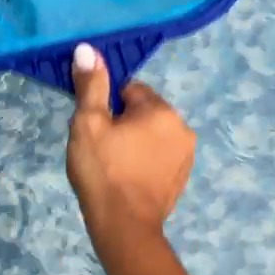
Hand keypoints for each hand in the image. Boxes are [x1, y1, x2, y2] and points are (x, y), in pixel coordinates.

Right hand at [65, 43, 195, 239]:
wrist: (124, 225)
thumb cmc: (102, 170)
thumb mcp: (88, 123)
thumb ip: (91, 85)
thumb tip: (88, 49)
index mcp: (161, 110)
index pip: (129, 89)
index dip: (106, 105)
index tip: (92, 126)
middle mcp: (182, 127)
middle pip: (142, 111)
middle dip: (121, 122)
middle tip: (97, 145)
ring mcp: (186, 155)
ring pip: (151, 134)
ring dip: (133, 141)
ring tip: (109, 163)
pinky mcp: (181, 177)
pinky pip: (158, 156)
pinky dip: (142, 160)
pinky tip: (124, 176)